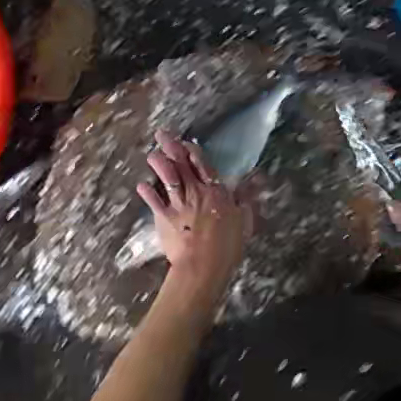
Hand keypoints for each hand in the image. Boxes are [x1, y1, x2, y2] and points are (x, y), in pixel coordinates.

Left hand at [137, 129, 250, 287]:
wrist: (203, 265)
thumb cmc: (227, 246)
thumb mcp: (245, 220)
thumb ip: (248, 197)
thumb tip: (258, 177)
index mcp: (216, 192)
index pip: (203, 165)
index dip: (193, 151)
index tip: (186, 141)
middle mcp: (195, 193)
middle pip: (182, 165)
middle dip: (171, 148)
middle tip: (161, 134)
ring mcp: (177, 204)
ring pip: (167, 178)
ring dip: (158, 164)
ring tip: (151, 154)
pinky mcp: (164, 218)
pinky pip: (153, 201)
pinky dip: (147, 192)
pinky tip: (141, 184)